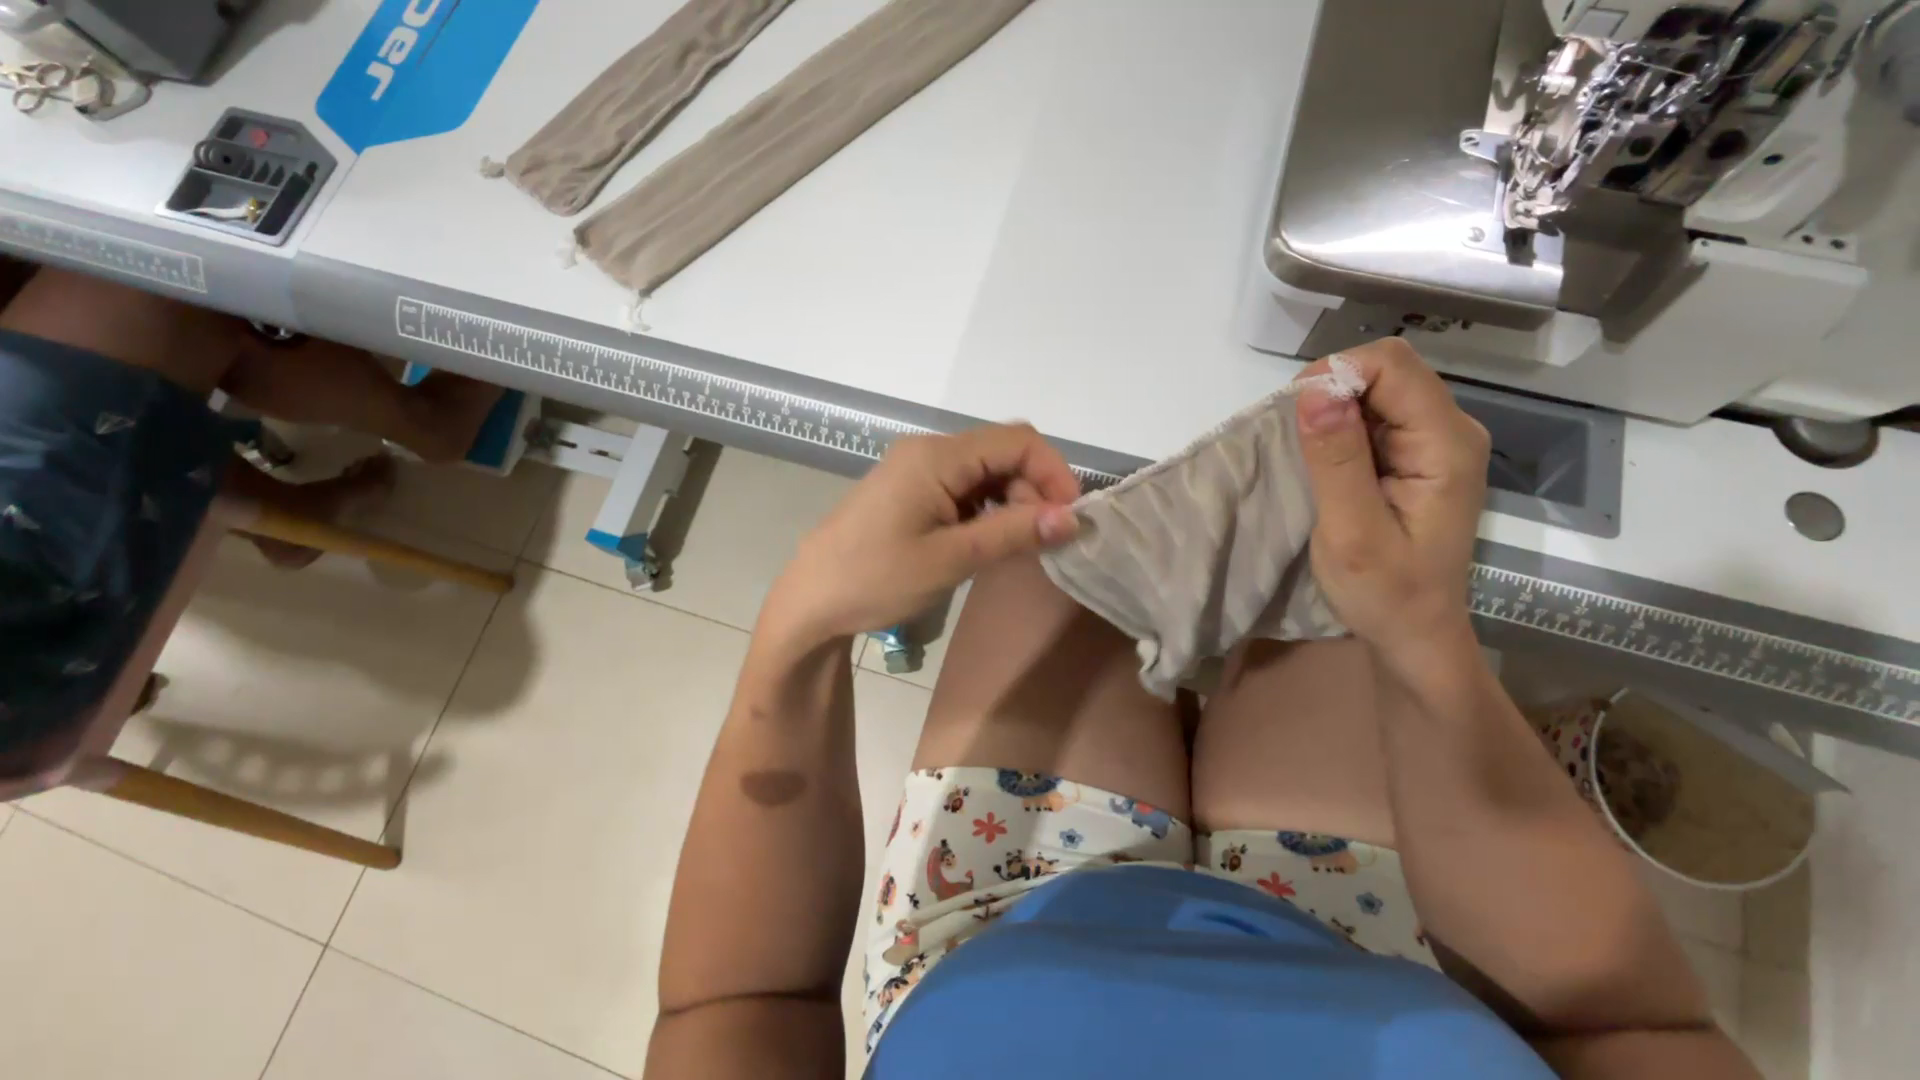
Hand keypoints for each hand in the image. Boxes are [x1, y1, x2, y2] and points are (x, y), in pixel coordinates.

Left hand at [761, 424, 1080, 644]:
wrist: (811, 602)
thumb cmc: (876, 579)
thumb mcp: (952, 559)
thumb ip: (1014, 533)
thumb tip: (1074, 518)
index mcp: (936, 457)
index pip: (1017, 441)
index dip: (1054, 473)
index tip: (1071, 519)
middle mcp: (928, 451)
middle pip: (1003, 452)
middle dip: (1036, 488)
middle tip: (1048, 539)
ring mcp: (917, 469)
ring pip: (986, 470)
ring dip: (1014, 500)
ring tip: (1023, 545)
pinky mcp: (911, 490)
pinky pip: (965, 487)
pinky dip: (989, 508)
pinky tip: (992, 541)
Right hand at [1293, 338, 1489, 679]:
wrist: (1415, 634)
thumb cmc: (1385, 593)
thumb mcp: (1351, 532)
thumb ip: (1336, 459)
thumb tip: (1316, 390)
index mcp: (1447, 444)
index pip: (1392, 365)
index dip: (1336, 375)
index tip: (1297, 418)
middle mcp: (1452, 429)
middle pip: (1387, 369)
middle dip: (1332, 390)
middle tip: (1299, 443)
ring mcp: (1437, 440)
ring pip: (1378, 388)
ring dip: (1334, 409)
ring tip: (1310, 457)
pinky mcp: (1418, 454)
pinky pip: (1376, 413)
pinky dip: (1341, 426)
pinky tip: (1327, 463)